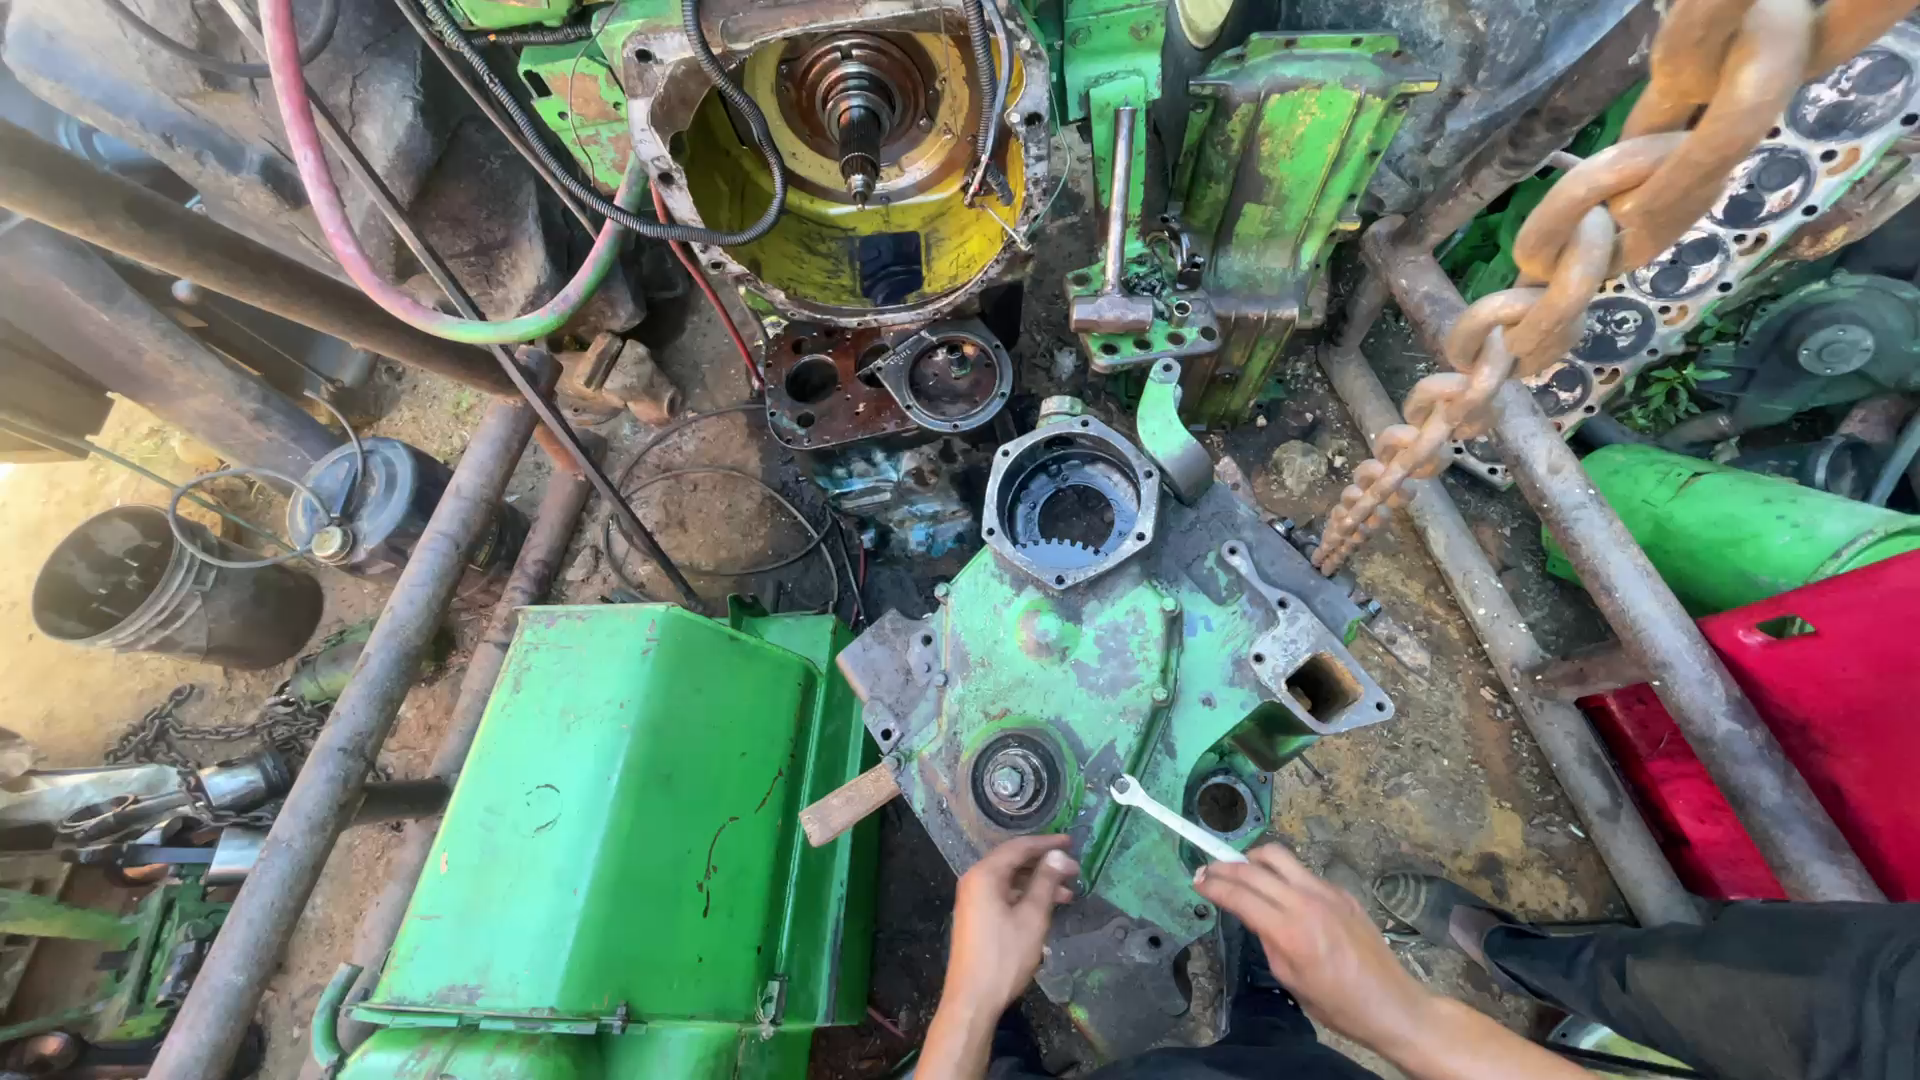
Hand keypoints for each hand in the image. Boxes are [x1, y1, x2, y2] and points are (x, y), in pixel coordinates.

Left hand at [944, 834, 1080, 1013]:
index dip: (1046, 843)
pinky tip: (1045, 908)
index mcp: (984, 874)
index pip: (1019, 847)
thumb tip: (1058, 855)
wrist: (971, 1000)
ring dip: (1037, 883)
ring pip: (1010, 880)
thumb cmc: (1004, 957)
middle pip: (1013, 862)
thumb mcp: (1031, 917)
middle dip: (1044, 864)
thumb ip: (1045, 882)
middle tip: (1073, 871)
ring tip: (1067, 895)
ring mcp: (973, 899)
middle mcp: (975, 880)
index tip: (1071, 842)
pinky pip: (1003, 894)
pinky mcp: (976, 916)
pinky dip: (1025, 897)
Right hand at [1194, 844, 1436, 1052]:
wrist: (1395, 1006)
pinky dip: (1283, 875)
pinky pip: (1302, 872)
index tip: (1197, 880)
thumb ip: (1266, 939)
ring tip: (1242, 870)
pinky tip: (1282, 893)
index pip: (1239, 896)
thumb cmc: (1339, 1006)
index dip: (1213, 885)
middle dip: (1223, 867)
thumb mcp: (1290, 979)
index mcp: (1289, 931)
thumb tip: (1252, 914)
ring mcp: (1326, 892)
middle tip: (1207, 871)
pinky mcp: (1341, 891)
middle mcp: (1305, 902)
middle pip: (1252, 869)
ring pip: (1277, 855)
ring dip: (1252, 858)